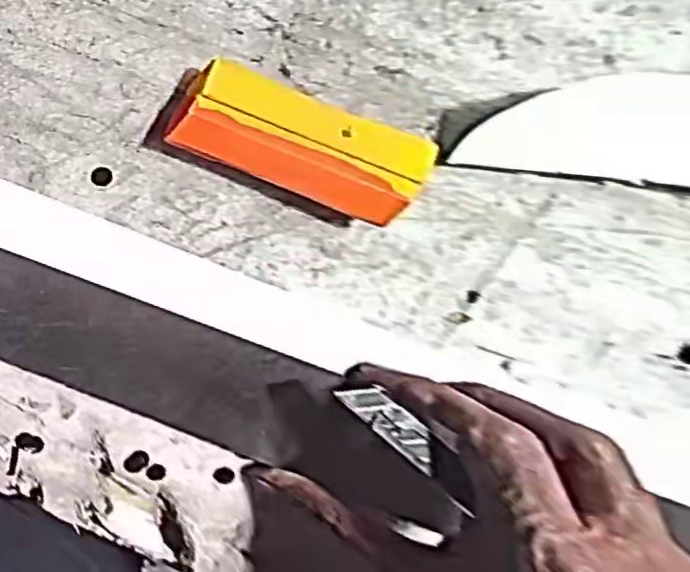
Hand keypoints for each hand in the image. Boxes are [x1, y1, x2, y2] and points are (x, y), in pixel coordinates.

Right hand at [252, 363, 688, 571]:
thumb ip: (349, 527)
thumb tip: (281, 482)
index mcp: (547, 543)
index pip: (488, 432)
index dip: (427, 393)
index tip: (384, 380)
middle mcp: (619, 547)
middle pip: (566, 437)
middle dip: (490, 400)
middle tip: (435, 388)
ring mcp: (660, 563)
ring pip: (612, 467)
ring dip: (542, 430)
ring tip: (491, 420)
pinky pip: (631, 508)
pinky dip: (578, 480)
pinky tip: (545, 490)